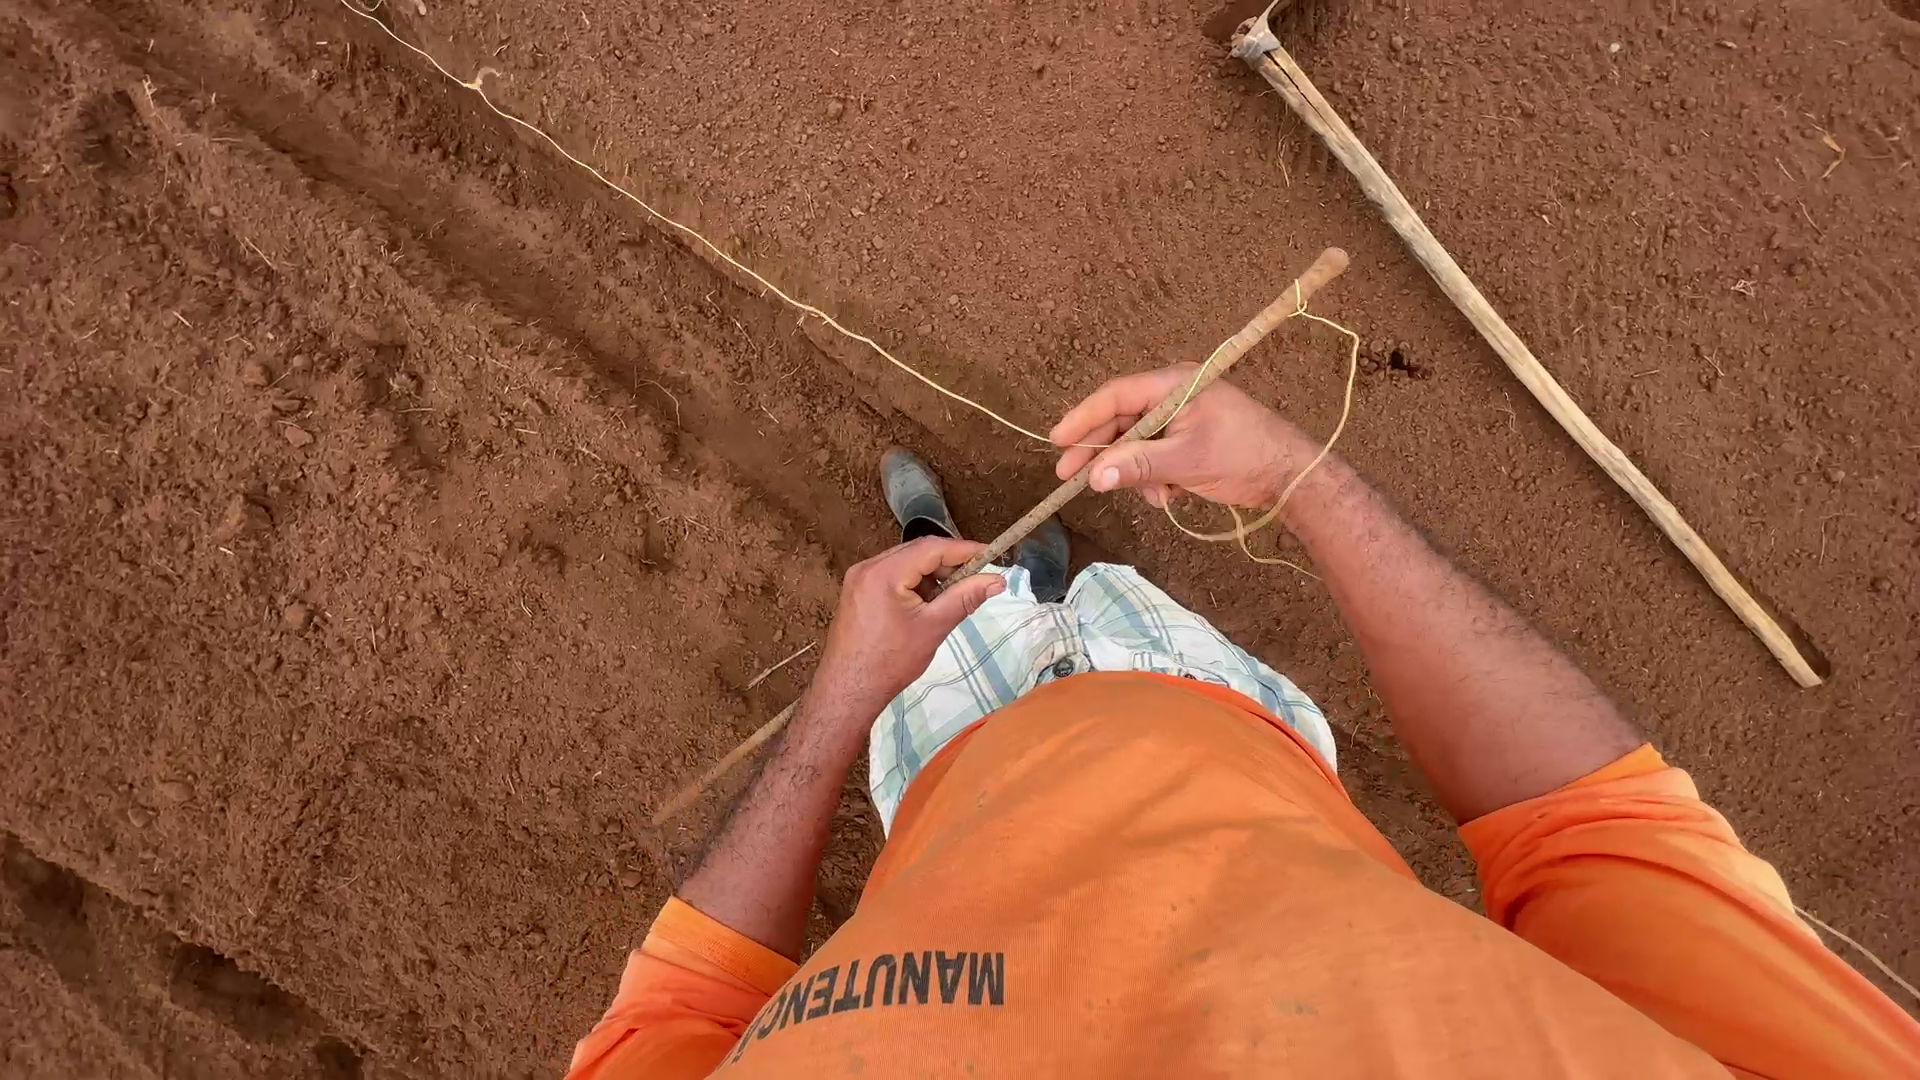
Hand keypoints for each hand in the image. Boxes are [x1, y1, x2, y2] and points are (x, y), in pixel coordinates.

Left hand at [806, 537, 1005, 722]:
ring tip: (953, 596)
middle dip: (949, 562)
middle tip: (976, 578)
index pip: (932, 547)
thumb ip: (965, 598)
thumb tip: (997, 581)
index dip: (964, 549)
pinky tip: (928, 603)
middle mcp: (868, 567)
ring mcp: (859, 578)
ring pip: (906, 562)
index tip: (991, 555)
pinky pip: (892, 574)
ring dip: (932, 574)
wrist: (849, 691)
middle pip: (917, 551)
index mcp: (884, 573)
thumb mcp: (933, 627)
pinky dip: (915, 582)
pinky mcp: (858, 590)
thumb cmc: (891, 662)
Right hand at [1050, 364, 1322, 508]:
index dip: (1083, 418)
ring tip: (1153, 496)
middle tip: (1070, 477)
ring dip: (1135, 473)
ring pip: (1135, 445)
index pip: (1115, 395)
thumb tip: (1094, 478)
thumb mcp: (1185, 460)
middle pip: (1120, 422)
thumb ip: (1137, 466)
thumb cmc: (1243, 455)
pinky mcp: (1186, 441)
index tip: (1057, 440)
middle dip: (1101, 453)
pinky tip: (1168, 496)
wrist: (1290, 475)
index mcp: (1173, 385)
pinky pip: (1152, 457)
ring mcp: (1179, 420)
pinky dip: (1153, 478)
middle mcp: (1172, 397)